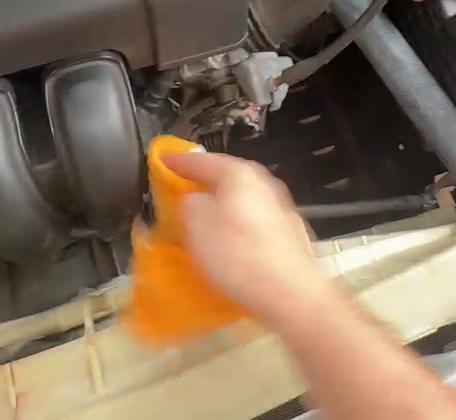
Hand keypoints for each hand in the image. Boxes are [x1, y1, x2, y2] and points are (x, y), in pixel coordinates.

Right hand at [162, 151, 336, 329]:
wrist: (292, 294)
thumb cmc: (239, 256)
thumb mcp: (198, 226)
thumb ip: (189, 204)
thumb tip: (194, 199)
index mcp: (238, 173)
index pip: (201, 160)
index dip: (178, 161)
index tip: (163, 160)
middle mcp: (262, 181)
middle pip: (225, 176)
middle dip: (202, 182)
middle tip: (181, 190)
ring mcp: (278, 205)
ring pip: (240, 198)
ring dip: (221, 204)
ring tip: (202, 218)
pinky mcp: (286, 231)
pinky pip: (252, 219)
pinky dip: (236, 223)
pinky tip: (230, 243)